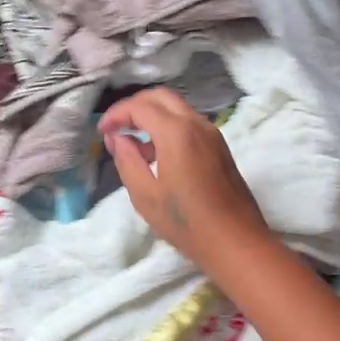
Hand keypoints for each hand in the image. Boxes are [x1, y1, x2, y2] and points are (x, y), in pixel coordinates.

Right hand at [100, 88, 273, 272]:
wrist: (237, 244)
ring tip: (134, 144)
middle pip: (160, 96)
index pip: (139, 107)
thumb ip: (127, 160)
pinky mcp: (219, 146)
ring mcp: (212, 134)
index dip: (116, 114)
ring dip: (152, 115)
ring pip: (176, 107)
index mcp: (176, 132)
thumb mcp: (145, 196)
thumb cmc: (187, 223)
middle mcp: (196, 124)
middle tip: (116, 127)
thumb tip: (117, 138)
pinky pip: (189, 122)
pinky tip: (157, 154)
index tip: (101, 131)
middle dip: (134, 106)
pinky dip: (168, 125)